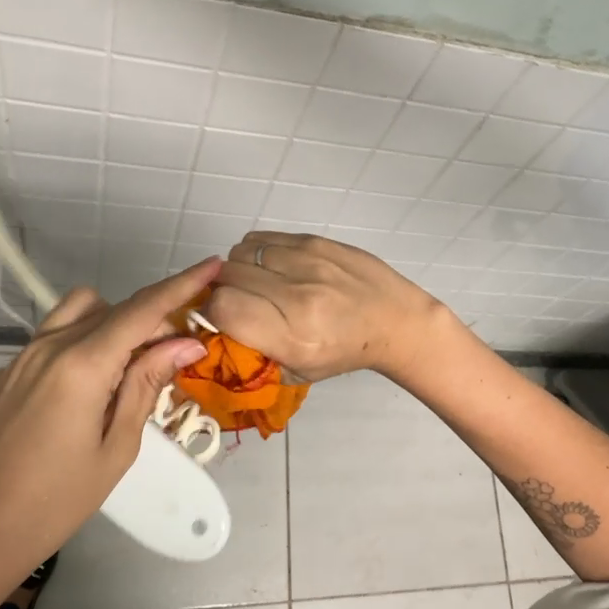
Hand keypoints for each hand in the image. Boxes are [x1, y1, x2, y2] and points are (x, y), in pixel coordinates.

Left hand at [0, 259, 220, 587]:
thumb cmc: (52, 504)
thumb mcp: (115, 449)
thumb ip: (146, 386)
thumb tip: (184, 344)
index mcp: (81, 364)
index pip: (143, 309)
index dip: (182, 284)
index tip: (213, 264)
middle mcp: (48, 348)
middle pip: (114, 309)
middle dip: (153, 319)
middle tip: (178, 356)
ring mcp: (19, 360)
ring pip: (78, 314)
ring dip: (114, 324)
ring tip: (131, 368)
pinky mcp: (2, 377)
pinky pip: (51, 340)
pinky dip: (82, 345)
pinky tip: (86, 395)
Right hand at [205, 232, 457, 382]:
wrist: (394, 320)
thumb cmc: (344, 351)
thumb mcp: (297, 371)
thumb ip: (255, 351)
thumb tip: (217, 327)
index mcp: (292, 335)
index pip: (224, 308)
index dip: (214, 311)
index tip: (224, 317)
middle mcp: (297, 295)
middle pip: (228, 276)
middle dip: (225, 289)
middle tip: (241, 300)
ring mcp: (307, 262)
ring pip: (242, 251)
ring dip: (240, 267)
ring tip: (258, 281)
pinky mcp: (316, 241)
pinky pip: (264, 237)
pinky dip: (258, 251)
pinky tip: (273, 266)